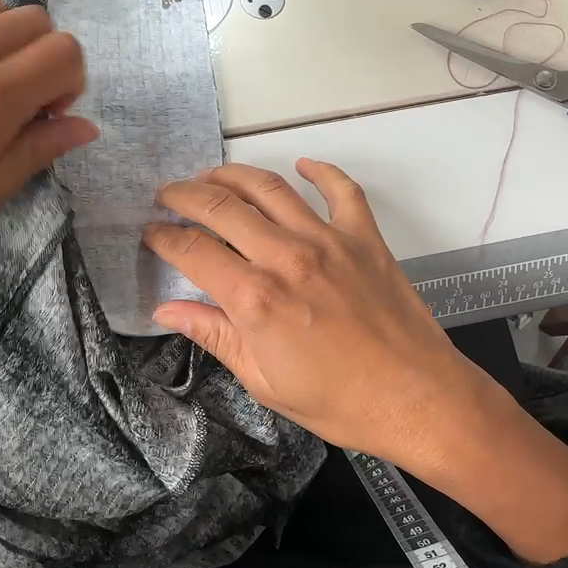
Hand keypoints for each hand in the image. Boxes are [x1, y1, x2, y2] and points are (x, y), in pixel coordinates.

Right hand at [143, 161, 485, 463]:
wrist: (417, 400)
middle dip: (184, 195)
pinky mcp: (364, 238)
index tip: (150, 233)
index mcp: (255, 299)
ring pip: (269, 188)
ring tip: (212, 177)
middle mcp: (286, 258)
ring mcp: (328, 241)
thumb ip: (214, 335)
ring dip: (233, 175)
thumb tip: (166, 312)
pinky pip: (341, 189)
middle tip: (167, 195)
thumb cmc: (338, 402)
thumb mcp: (263, 380)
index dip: (162, 237)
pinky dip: (321, 171)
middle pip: (221, 206)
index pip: (192, 250)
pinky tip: (303, 165)